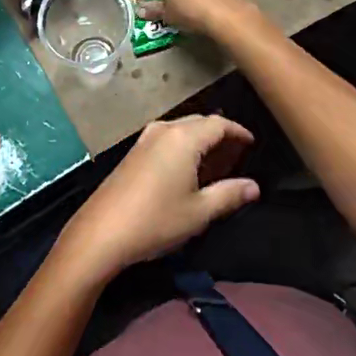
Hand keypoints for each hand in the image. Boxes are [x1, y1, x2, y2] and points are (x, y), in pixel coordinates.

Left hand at [54, 116, 259, 280]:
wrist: (101, 233)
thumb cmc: (155, 220)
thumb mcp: (199, 212)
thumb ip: (229, 194)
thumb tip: (254, 186)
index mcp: (184, 138)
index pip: (219, 123)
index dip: (239, 132)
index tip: (252, 144)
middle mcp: (165, 129)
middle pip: (200, 122)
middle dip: (221, 136)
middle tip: (238, 156)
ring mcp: (146, 138)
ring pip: (183, 130)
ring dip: (202, 141)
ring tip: (217, 165)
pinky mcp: (134, 152)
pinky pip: (168, 139)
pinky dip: (184, 147)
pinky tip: (189, 171)